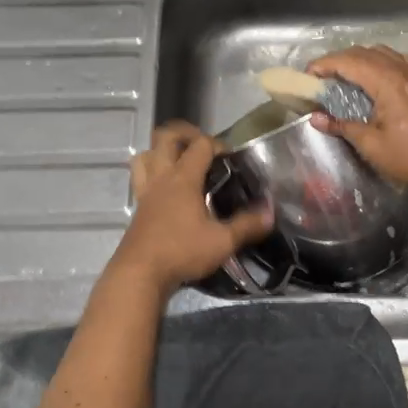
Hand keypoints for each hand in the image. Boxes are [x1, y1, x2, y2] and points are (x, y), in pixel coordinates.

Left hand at [112, 121, 271, 293]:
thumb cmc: (182, 252)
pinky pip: (140, 177)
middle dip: (185, 134)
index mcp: (183, 178)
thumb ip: (247, 225)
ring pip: (145, 154)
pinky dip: (152, 173)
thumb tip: (270, 213)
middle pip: (165, 137)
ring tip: (179, 162)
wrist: (139, 274)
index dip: (218, 144)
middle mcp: (161, 177)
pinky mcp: (138, 207)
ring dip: (161, 151)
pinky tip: (166, 190)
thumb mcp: (222, 242)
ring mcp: (145, 191)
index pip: (201, 144)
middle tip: (203, 147)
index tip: (232, 159)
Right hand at [306, 46, 407, 193]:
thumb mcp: (372, 146)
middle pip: (364, 53)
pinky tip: (374, 76)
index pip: (349, 62)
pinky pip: (396, 60)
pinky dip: (379, 62)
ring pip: (381, 53)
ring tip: (342, 76)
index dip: (324, 64)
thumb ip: (343, 127)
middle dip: (338, 60)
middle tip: (319, 77)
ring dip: (358, 59)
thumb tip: (316, 118)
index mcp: (387, 82)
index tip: (306, 75)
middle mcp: (402, 71)